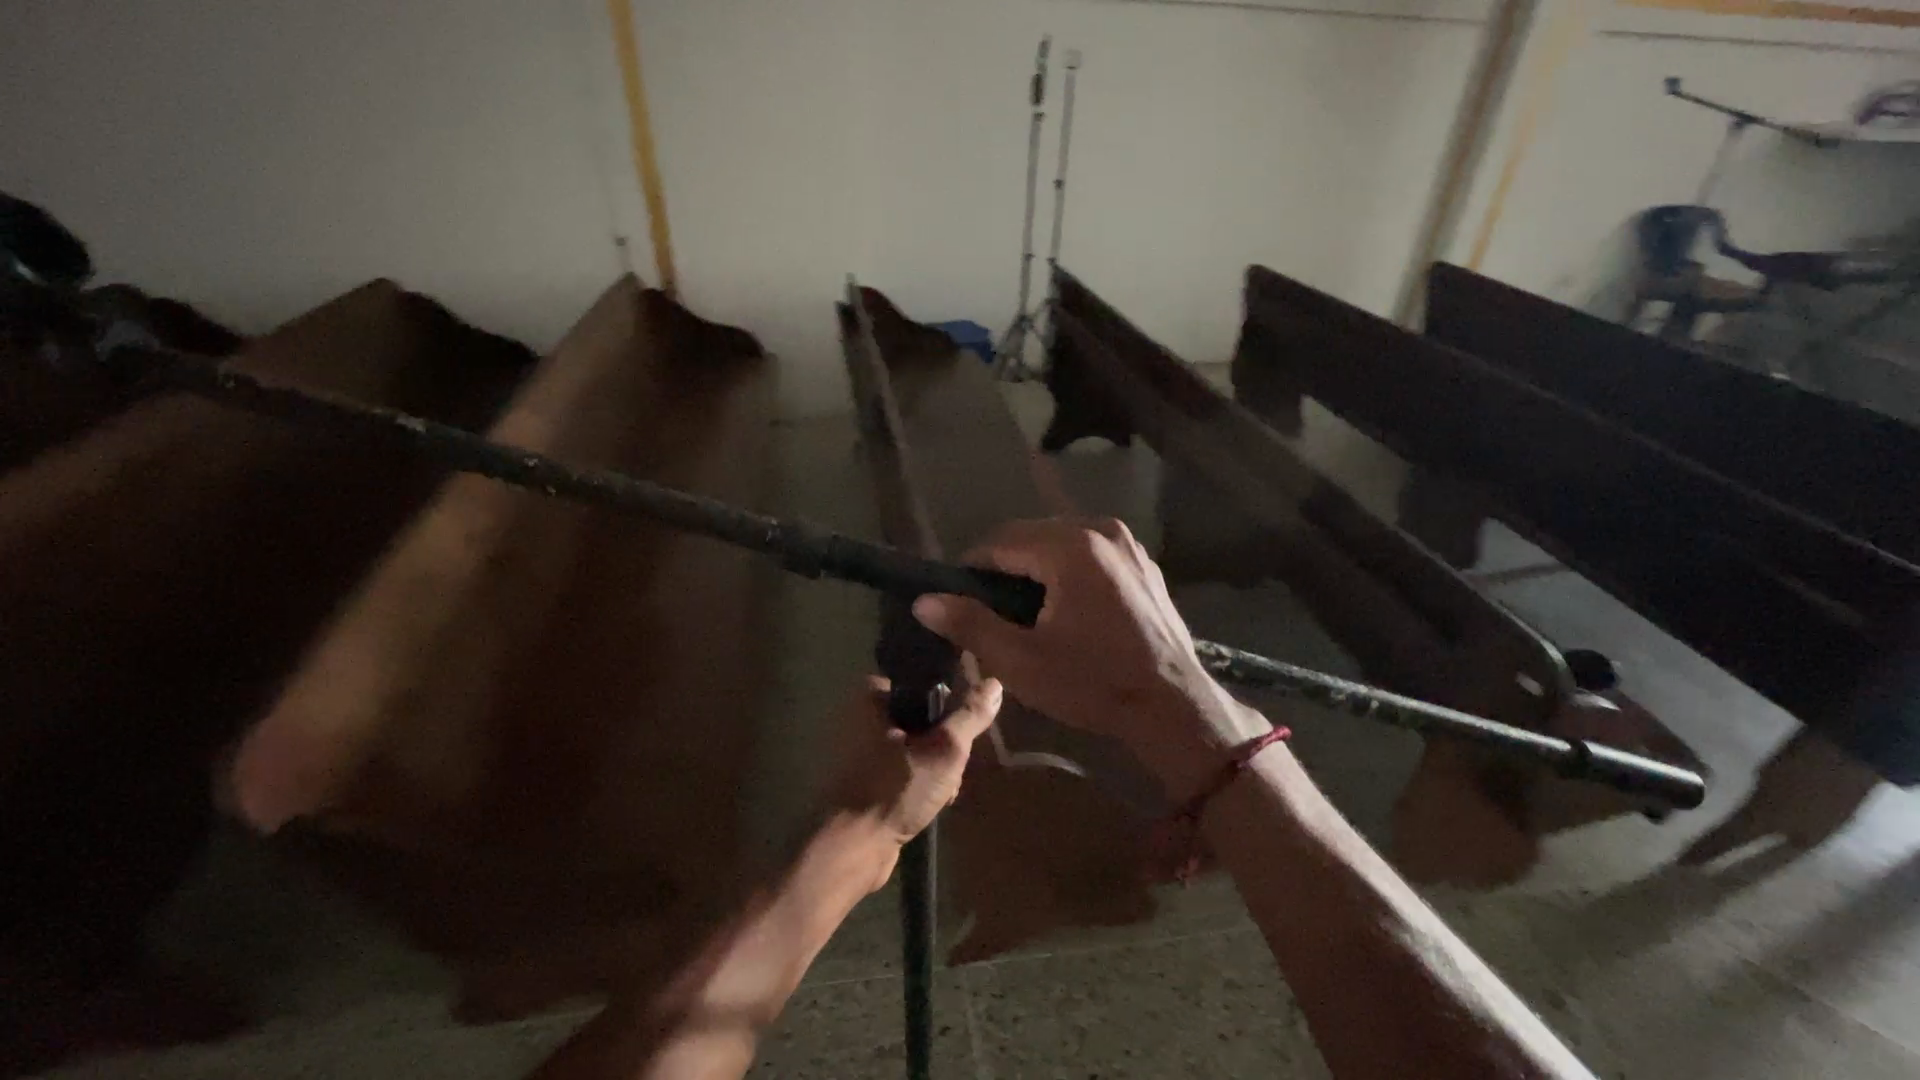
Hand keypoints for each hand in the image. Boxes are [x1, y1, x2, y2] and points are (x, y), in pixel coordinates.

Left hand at [829, 675, 1001, 886]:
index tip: (959, 735)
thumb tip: (993, 683)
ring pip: (914, 751)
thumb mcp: (945, 749)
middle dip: (942, 748)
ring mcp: (857, 754)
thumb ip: (970, 715)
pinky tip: (928, 807)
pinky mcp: (861, 783)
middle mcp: (859, 719)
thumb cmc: (895, 789)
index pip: (921, 688)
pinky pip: (900, 774)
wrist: (852, 848)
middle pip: (921, 722)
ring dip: (934, 771)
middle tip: (951, 770)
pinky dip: (916, 787)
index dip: (945, 710)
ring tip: (942, 794)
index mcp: (870, 700)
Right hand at [912, 518, 1267, 793]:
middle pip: (1031, 537)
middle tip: (988, 612)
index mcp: (1071, 547)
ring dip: (1035, 569)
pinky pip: (1089, 555)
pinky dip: (1067, 572)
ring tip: (1023, 613)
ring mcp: (1128, 545)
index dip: (971, 569)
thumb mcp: (1021, 661)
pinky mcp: (1143, 564)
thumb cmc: (1092, 684)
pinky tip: (1064, 611)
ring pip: (1060, 544)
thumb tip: (924, 601)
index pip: (1000, 541)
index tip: (957, 602)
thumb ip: (970, 624)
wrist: (1173, 707)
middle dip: (1004, 568)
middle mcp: (1101, 531)